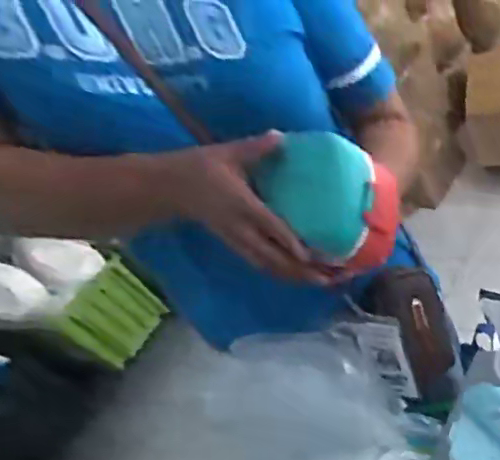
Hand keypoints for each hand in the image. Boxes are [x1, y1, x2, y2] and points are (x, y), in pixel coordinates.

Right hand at [160, 131, 329, 285]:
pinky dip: (287, 276)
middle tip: (334, 277)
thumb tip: (281, 136)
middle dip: (304, 270)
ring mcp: (239, 242)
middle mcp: (241, 228)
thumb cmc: (198, 167)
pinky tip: (307, 279)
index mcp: (241, 204)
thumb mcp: (225, 154)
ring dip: (299, 277)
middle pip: (275, 257)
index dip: (289, 243)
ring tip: (328, 282)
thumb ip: (255, 148)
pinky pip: (266, 268)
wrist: (165, 187)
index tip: (311, 256)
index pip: (269, 226)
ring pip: (272, 267)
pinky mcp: (239, 249)